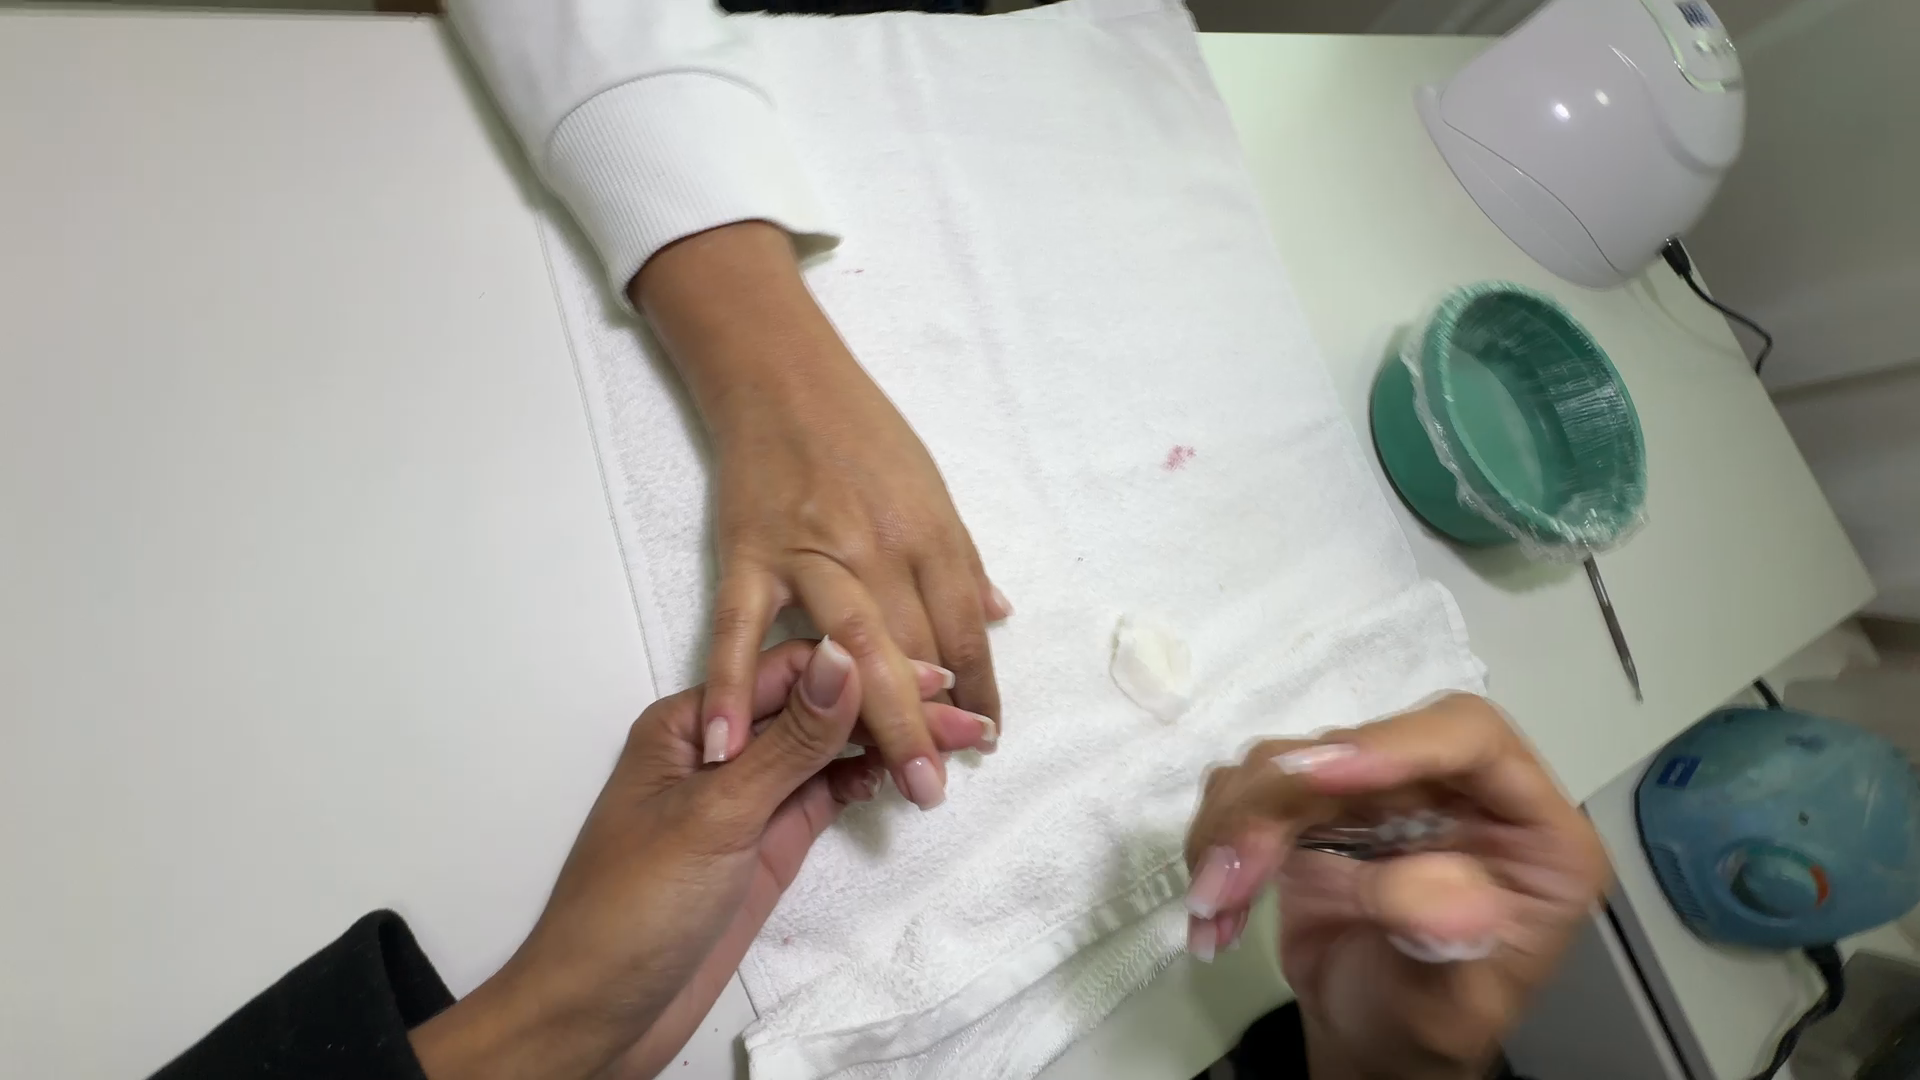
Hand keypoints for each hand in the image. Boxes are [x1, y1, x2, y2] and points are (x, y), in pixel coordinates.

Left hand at [409, 639, 993, 1079]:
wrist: (600, 1022)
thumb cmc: (636, 907)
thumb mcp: (718, 814)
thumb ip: (791, 738)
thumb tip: (847, 653)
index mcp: (699, 719)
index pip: (793, 674)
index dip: (864, 672)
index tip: (933, 678)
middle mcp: (728, 743)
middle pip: (821, 712)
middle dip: (892, 711)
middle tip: (967, 715)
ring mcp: (754, 792)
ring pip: (832, 751)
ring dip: (890, 744)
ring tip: (959, 740)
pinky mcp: (773, 834)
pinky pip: (828, 790)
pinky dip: (865, 777)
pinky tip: (902, 770)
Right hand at [633, 222, 1008, 811]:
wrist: (785, 379)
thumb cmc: (866, 435)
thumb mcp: (932, 487)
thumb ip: (964, 558)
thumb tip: (999, 614)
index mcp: (928, 531)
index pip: (964, 626)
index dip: (980, 686)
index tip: (987, 733)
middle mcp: (878, 548)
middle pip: (916, 648)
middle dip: (935, 720)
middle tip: (941, 788)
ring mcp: (810, 554)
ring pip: (850, 648)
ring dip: (875, 723)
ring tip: (893, 789)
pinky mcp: (748, 555)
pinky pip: (740, 629)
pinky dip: (734, 686)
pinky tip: (733, 748)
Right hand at [1181, 694, 1609, 1079]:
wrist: (1367, 1035)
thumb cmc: (1427, 1026)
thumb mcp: (1451, 1008)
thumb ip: (1447, 948)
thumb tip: (1443, 890)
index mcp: (1517, 825)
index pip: (1465, 736)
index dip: (1393, 743)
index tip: (1319, 779)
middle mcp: (1439, 788)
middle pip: (1343, 747)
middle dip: (1273, 807)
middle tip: (1225, 881)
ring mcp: (1368, 789)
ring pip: (1281, 762)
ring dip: (1232, 826)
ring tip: (1212, 906)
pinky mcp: (1306, 801)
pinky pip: (1245, 788)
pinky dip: (1214, 838)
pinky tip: (1213, 904)